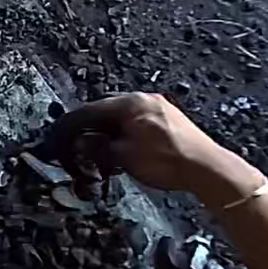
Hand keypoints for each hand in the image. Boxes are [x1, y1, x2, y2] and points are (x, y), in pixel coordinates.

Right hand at [47, 93, 265, 207]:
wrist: (207, 169)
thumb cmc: (167, 161)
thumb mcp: (123, 156)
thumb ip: (98, 147)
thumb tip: (81, 142)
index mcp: (130, 103)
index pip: (89, 110)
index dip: (72, 126)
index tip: (60, 136)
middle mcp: (143, 99)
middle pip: (105, 112)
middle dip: (91, 131)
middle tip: (81, 150)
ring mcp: (158, 108)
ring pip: (122, 119)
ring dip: (109, 135)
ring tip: (105, 156)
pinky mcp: (169, 120)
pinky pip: (137, 123)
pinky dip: (126, 136)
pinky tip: (126, 153)